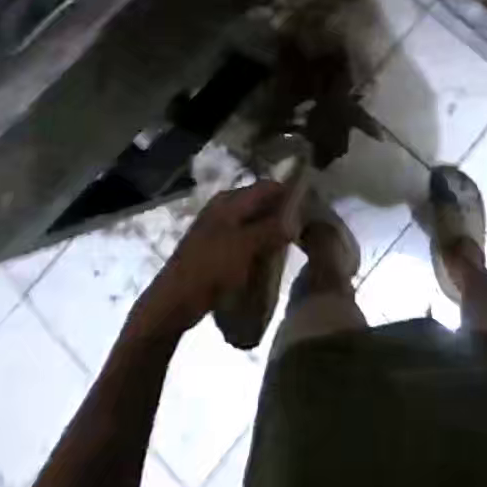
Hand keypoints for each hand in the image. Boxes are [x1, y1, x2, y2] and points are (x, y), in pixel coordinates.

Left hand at [129, 182, 297, 338]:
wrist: (173, 300)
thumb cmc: (210, 268)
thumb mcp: (245, 247)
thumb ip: (271, 229)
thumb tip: (296, 217)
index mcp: (229, 200)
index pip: (267, 186)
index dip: (289, 194)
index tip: (312, 207)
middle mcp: (223, 207)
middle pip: (260, 202)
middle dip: (282, 212)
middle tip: (306, 228)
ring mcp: (218, 226)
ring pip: (253, 220)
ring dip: (271, 229)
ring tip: (292, 244)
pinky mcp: (215, 246)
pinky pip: (244, 236)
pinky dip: (258, 242)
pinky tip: (269, 256)